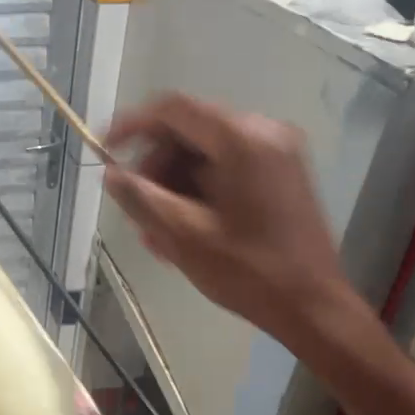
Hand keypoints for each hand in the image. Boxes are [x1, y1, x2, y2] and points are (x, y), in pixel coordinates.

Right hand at [102, 94, 360, 342]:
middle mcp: (263, 132)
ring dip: (172, 186)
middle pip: (189, 131)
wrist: (311, 304)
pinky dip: (198, 192)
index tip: (103, 150)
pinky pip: (226, 168)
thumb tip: (111, 174)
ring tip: (155, 232)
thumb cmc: (247, 271)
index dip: (132, 126)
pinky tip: (182, 230)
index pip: (173, 110)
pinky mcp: (281, 173)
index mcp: (241, 139)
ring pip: (205, 154)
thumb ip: (141, 199)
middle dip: (154, 169)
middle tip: (134, 211)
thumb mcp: (183, 237)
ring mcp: (277, 152)